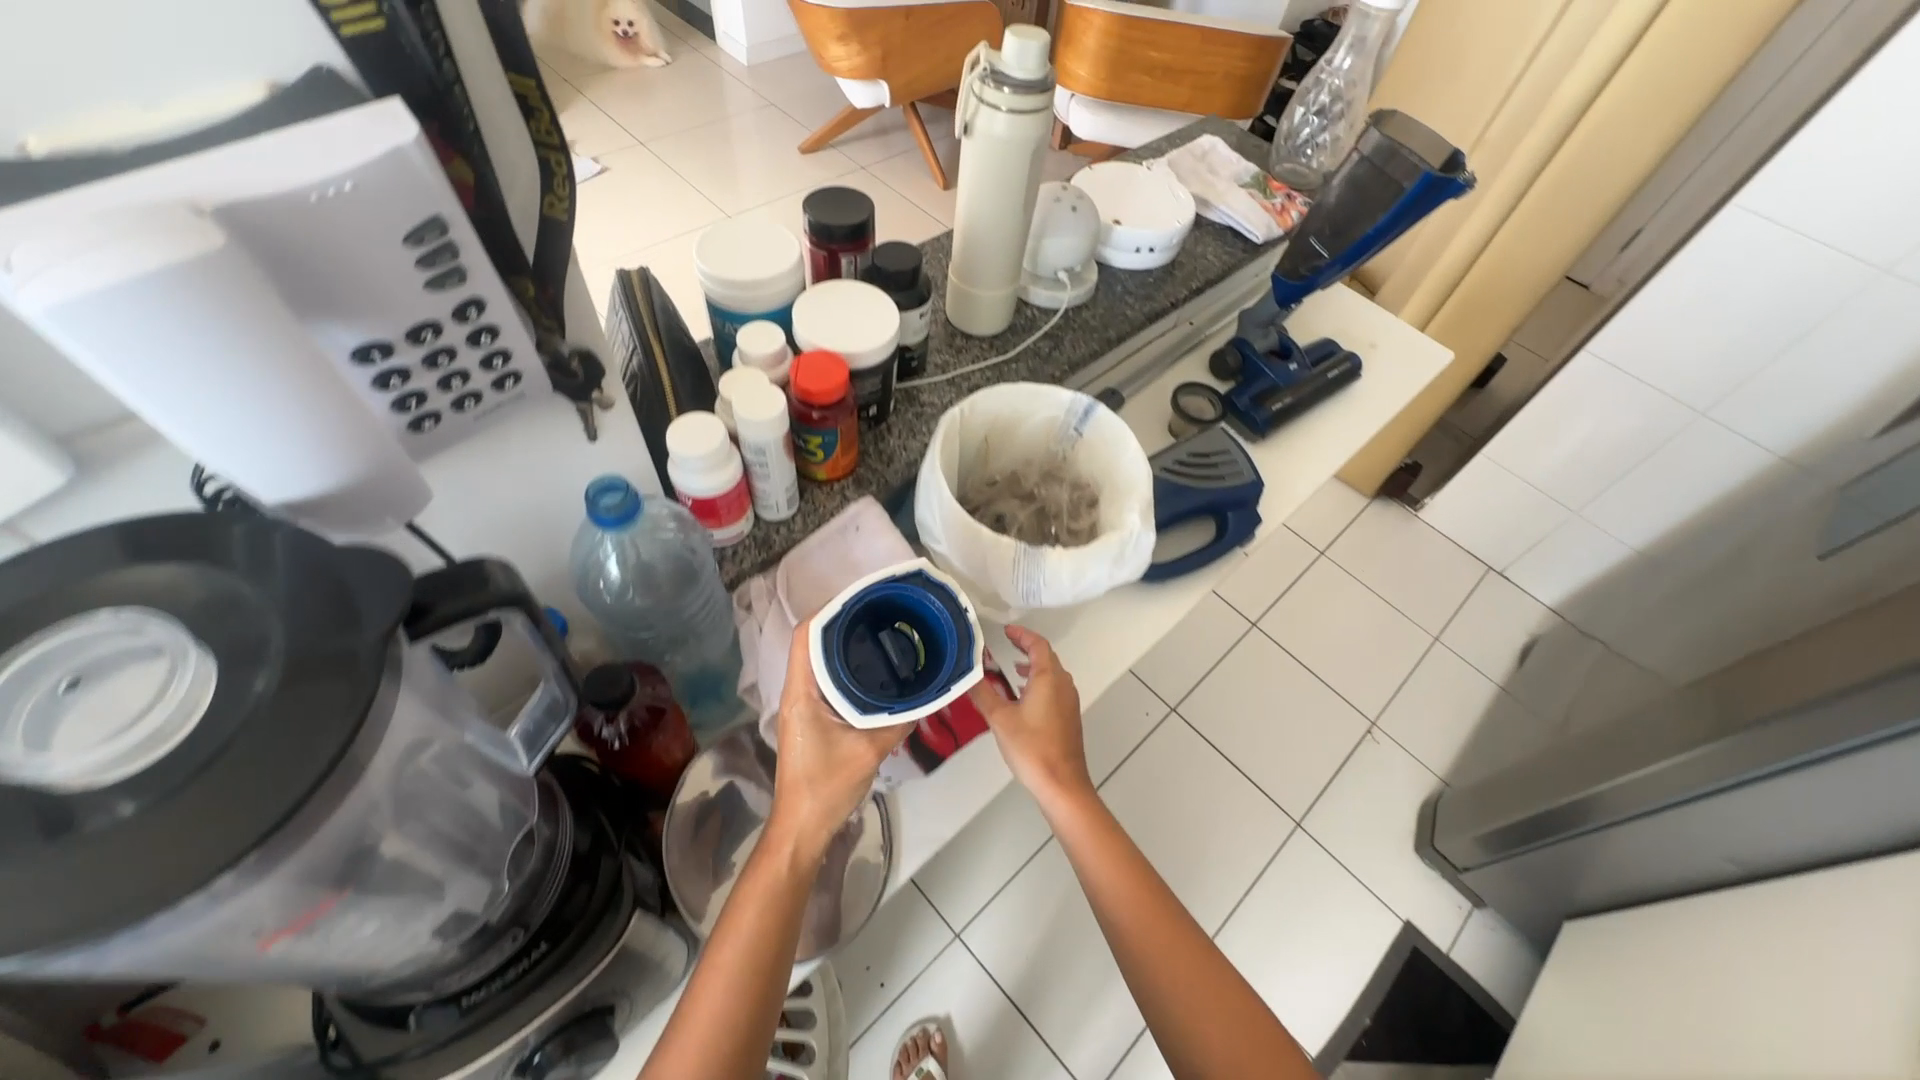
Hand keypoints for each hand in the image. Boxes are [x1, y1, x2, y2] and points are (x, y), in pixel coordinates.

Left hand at [768, 620, 912, 858]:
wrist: (802, 828)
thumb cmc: (825, 787)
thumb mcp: (869, 752)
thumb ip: (898, 721)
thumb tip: (928, 696)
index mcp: (802, 693)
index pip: (806, 635)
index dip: (829, 609)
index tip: (861, 598)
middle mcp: (797, 693)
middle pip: (812, 642)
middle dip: (842, 622)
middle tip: (879, 612)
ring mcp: (801, 707)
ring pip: (818, 661)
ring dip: (843, 645)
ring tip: (879, 632)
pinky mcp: (810, 719)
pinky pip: (826, 681)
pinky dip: (846, 668)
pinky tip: (873, 671)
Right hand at [968, 625, 1091, 806]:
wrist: (1061, 783)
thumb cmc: (1031, 747)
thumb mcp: (999, 718)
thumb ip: (983, 692)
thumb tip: (967, 673)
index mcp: (1048, 678)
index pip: (1038, 645)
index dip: (1022, 634)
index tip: (1006, 630)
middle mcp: (1063, 684)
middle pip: (1047, 657)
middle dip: (1027, 648)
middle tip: (1007, 644)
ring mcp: (1069, 702)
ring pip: (1052, 674)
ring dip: (1034, 666)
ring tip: (1012, 669)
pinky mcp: (1069, 717)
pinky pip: (1054, 689)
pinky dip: (1039, 683)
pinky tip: (1023, 697)